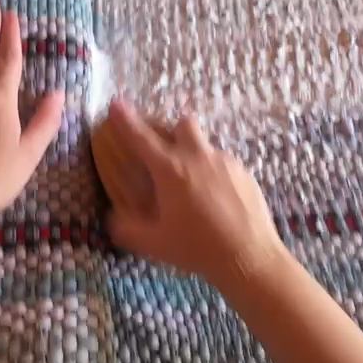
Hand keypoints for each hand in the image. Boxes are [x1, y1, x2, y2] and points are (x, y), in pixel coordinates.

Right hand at [92, 99, 289, 293]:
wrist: (250, 258)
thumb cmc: (198, 248)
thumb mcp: (155, 244)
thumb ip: (127, 229)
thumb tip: (112, 219)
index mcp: (171, 170)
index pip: (141, 137)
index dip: (126, 119)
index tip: (116, 104)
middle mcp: (198, 157)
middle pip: (184, 123)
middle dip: (174, 131)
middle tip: (169, 154)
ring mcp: (225, 162)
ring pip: (206, 146)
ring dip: (197, 157)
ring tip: (196, 188)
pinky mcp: (245, 173)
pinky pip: (225, 164)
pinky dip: (216, 175)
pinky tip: (218, 201)